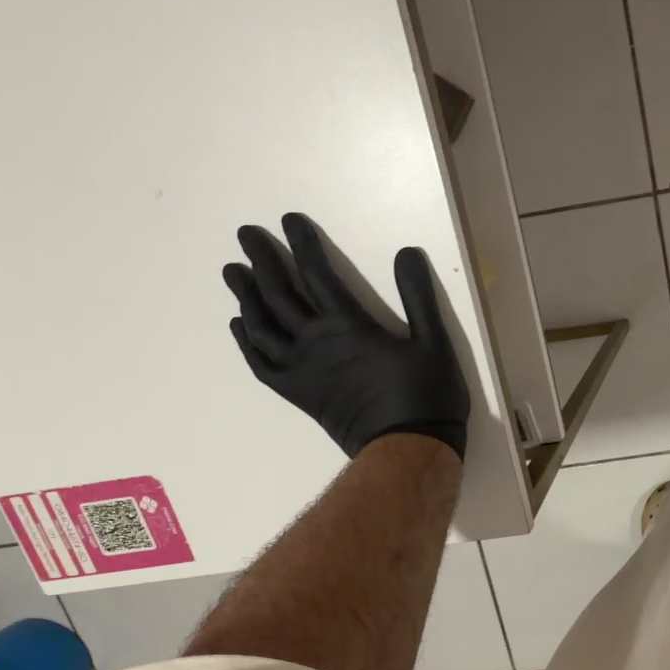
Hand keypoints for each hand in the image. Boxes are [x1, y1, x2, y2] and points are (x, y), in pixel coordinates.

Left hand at [223, 214, 469, 459]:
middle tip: (246, 235)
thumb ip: (419, 296)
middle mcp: (315, 341)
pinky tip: (239, 325)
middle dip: (262, 260)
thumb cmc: (426, 395)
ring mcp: (301, 368)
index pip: (317, 273)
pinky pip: (260, 363)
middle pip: (279, 292)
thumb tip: (407, 253)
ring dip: (245, 295)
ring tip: (234, 272)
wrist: (407, 448)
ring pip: (261, 325)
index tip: (288, 220)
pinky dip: (245, 341)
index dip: (303, 244)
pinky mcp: (298, 392)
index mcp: (348, 325)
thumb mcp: (435, 342)